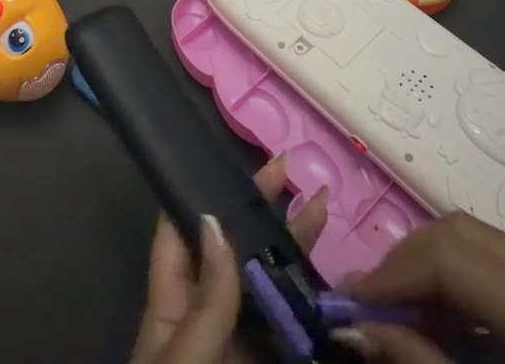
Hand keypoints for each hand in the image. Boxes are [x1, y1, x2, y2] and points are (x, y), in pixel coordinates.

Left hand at [128, 159, 328, 363]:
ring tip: (320, 204)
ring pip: (266, 283)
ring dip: (293, 247)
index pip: (179, 233)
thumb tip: (217, 225)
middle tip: (285, 166)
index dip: (200, 195)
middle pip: (233, 251)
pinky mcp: (267, 358)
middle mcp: (205, 314)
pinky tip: (333, 274)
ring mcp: (237, 338)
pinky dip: (310, 300)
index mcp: (170, 304)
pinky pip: (289, 324)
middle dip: (258, 209)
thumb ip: (208, 299)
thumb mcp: (185, 353)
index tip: (226, 161)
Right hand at [349, 213, 504, 363]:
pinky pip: (503, 273)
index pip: (450, 256)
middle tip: (369, 307)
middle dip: (404, 262)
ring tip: (398, 316)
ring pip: (479, 244)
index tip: (347, 303)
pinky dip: (460, 286)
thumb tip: (353, 328)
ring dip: (428, 270)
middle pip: (461, 233)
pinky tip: (442, 326)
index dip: (390, 273)